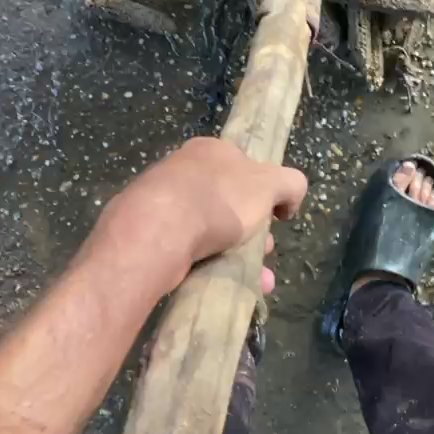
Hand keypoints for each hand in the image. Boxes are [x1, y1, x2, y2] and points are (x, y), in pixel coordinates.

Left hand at [83, 138, 306, 293]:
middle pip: (227, 201)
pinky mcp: (142, 234)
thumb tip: (289, 198)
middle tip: (262, 253)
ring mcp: (157, 202)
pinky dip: (203, 265)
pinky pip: (183, 249)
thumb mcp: (271, 184)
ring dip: (232, 253)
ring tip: (251, 280)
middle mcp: (180, 169)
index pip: (245, 168)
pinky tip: (217, 283)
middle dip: (251, 230)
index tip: (275, 221)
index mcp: (210, 150)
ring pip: (206, 229)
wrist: (154, 233)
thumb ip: (291, 184)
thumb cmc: (219, 201)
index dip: (265, 195)